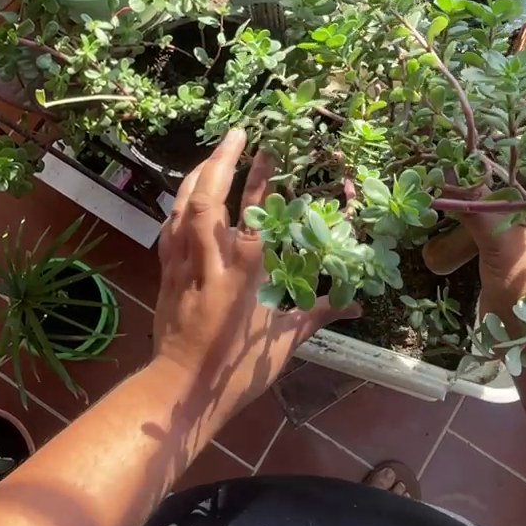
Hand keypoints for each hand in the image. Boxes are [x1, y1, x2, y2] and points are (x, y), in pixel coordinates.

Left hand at [150, 128, 355, 424]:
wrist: (179, 392)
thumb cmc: (236, 372)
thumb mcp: (282, 343)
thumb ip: (319, 315)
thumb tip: (359, 306)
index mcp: (242, 276)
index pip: (251, 216)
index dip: (258, 181)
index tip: (266, 151)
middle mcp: (208, 263)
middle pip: (207, 200)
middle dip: (220, 161)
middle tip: (236, 133)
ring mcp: (181, 267)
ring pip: (183, 210)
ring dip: (198, 176)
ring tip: (215, 154)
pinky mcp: (166, 275)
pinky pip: (170, 231)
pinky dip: (181, 207)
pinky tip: (188, 196)